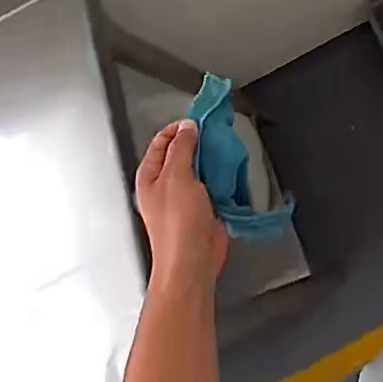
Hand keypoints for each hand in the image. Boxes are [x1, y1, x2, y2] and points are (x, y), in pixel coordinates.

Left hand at [136, 119, 228, 291]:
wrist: (194, 261)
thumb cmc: (178, 223)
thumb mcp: (177, 176)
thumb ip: (182, 147)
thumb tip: (188, 126)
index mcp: (150, 174)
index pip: (162, 140)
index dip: (180, 127)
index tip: (199, 120)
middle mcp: (165, 183)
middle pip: (183, 151)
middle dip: (200, 142)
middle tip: (216, 134)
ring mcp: (186, 194)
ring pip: (201, 166)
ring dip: (214, 158)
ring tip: (226, 151)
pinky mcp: (204, 204)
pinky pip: (214, 182)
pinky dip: (224, 174)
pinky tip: (232, 170)